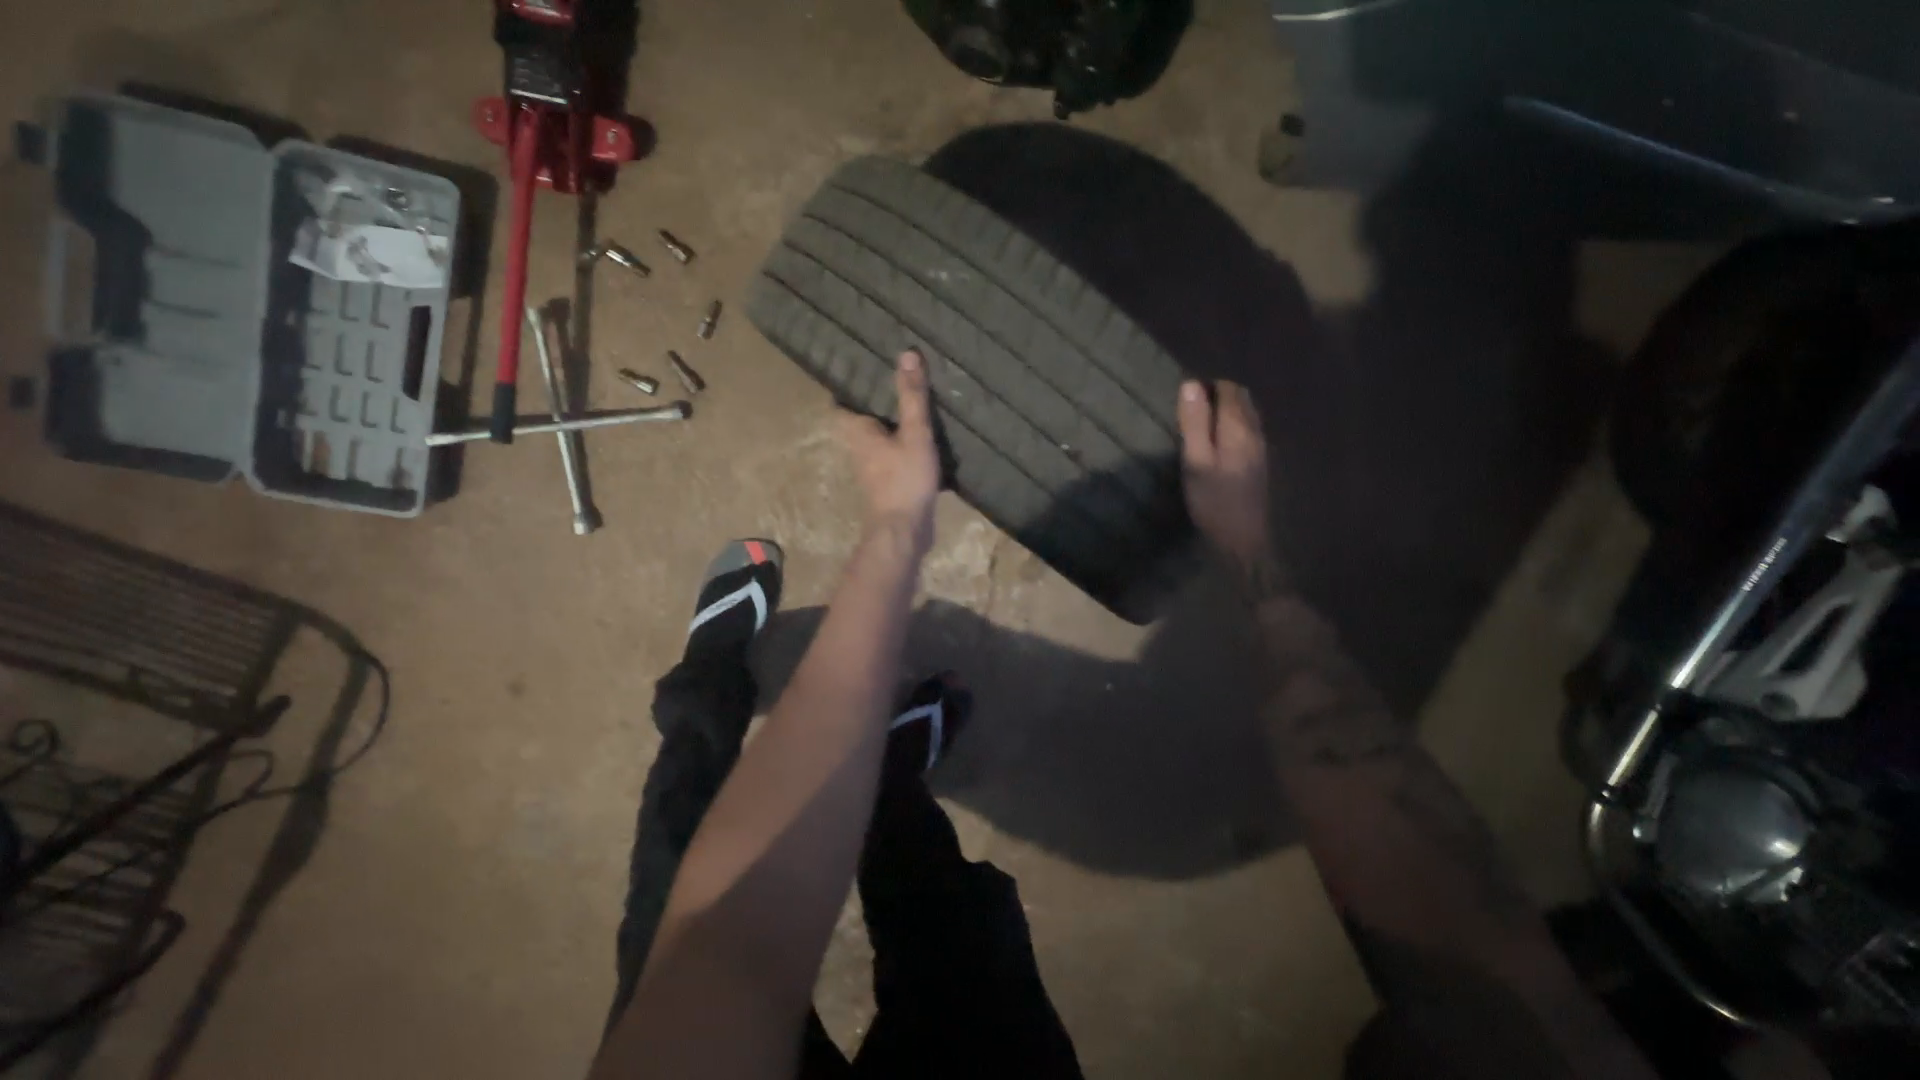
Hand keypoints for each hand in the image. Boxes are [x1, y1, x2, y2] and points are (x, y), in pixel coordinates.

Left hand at [840, 350, 940, 551]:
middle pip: (859, 423)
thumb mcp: (914, 433)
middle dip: (871, 405)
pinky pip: (893, 459)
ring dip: (888, 427)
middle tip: (888, 381)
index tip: (858, 369)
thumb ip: (912, 396)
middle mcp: (859, 451)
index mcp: (859, 433)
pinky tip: (921, 442)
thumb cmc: (904, 480)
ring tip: (909, 406)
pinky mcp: (888, 487)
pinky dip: (902, 449)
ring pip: (876, 442)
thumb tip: (906, 353)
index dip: (846, 389)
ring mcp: (873, 471)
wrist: (904, 532)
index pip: (840, 406)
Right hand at [1177, 379, 1271, 568]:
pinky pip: (1246, 430)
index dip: (1207, 384)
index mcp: (1239, 427)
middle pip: (1241, 398)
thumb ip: (1195, 422)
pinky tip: (1215, 441)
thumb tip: (1190, 383)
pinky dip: (1230, 425)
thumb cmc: (1214, 501)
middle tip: (1190, 405)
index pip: (1228, 388)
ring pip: (1246, 414)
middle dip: (1218, 393)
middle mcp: (1255, 432)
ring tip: (1199, 420)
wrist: (1243, 541)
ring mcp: (1260, 448)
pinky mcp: (1258, 463)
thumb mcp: (1196, 461)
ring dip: (1225, 409)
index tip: (1185, 392)